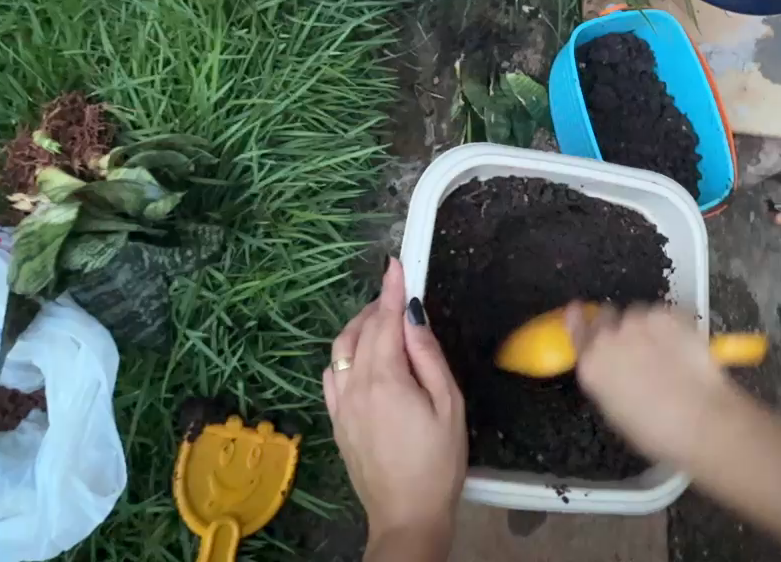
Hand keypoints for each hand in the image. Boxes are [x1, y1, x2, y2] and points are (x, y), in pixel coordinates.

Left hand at [324, 258, 466, 560]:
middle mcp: (355, 386)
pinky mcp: (336, 421)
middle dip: (378, 305)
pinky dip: (345, 353)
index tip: (395, 263)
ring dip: (360, 325)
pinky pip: (332, 374)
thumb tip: (413, 315)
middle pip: (362, 330)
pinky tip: (361, 354)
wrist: (407, 517)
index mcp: (385, 379)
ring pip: (341, 348)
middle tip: (398, 292)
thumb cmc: (438, 460)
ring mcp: (341, 404)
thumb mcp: (448, 404)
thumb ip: (428, 355)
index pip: (385, 321)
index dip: (391, 289)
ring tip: (383, 319)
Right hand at [566, 302, 730, 464]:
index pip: (577, 330)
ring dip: (645, 327)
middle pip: (606, 315)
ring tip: (665, 354)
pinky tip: (680, 348)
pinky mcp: (665, 314)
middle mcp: (609, 337)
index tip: (579, 313)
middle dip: (617, 326)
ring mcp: (637, 321)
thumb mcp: (617, 412)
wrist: (702, 420)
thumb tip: (611, 370)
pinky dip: (668, 326)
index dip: (579, 320)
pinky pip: (661, 314)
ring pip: (637, 314)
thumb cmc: (659, 431)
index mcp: (591, 365)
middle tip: (636, 346)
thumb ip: (605, 381)